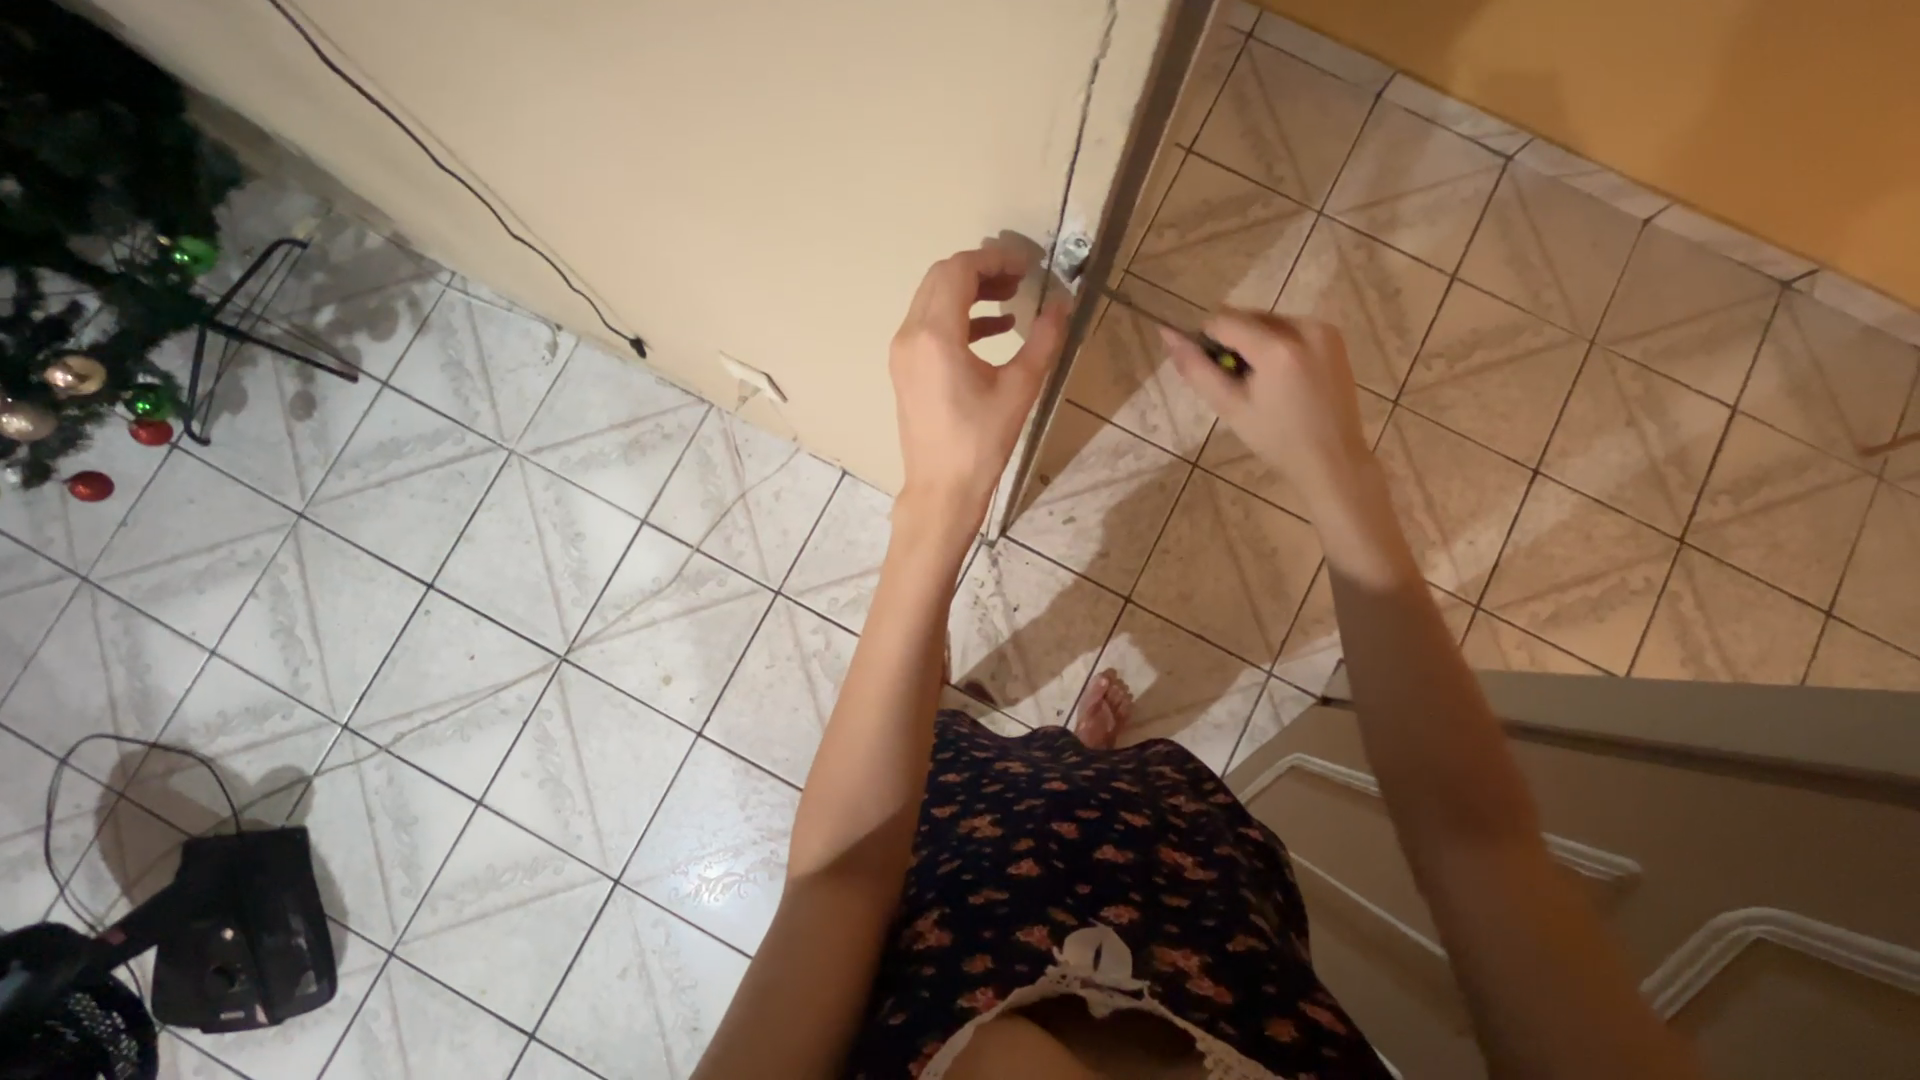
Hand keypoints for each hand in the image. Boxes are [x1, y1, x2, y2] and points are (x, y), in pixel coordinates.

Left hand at [890, 244, 1067, 527]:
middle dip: (982, 270)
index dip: (995, 259)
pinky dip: (959, 317)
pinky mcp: (905, 368)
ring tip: (1012, 299)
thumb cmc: (981, 442)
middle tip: (1020, 279)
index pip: (959, 271)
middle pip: (941, 278)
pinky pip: (929, 325)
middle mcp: (910, 335)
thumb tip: (1063, 304)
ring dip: (970, 292)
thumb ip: (1043, 339)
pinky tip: (996, 330)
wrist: (942, 487)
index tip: (1028, 265)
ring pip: (932, 299)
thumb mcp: (1020, 388)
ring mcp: (902, 352)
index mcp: (935, 335)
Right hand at [1162, 311, 1373, 512]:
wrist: (1333, 459)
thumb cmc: (1277, 440)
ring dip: (1253, 343)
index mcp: (1278, 347)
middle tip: (1236, 383)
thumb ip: (1197, 368)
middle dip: (1233, 343)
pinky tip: (1280, 379)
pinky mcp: (1334, 338)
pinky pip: (1290, 329)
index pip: (1224, 320)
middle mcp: (1305, 327)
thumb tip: (1167, 334)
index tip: (1210, 370)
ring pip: (1268, 322)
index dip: (1207, 341)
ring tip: (1258, 383)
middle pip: (1248, 318)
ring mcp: (1324, 330)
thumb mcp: (1230, 407)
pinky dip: (1276, 346)